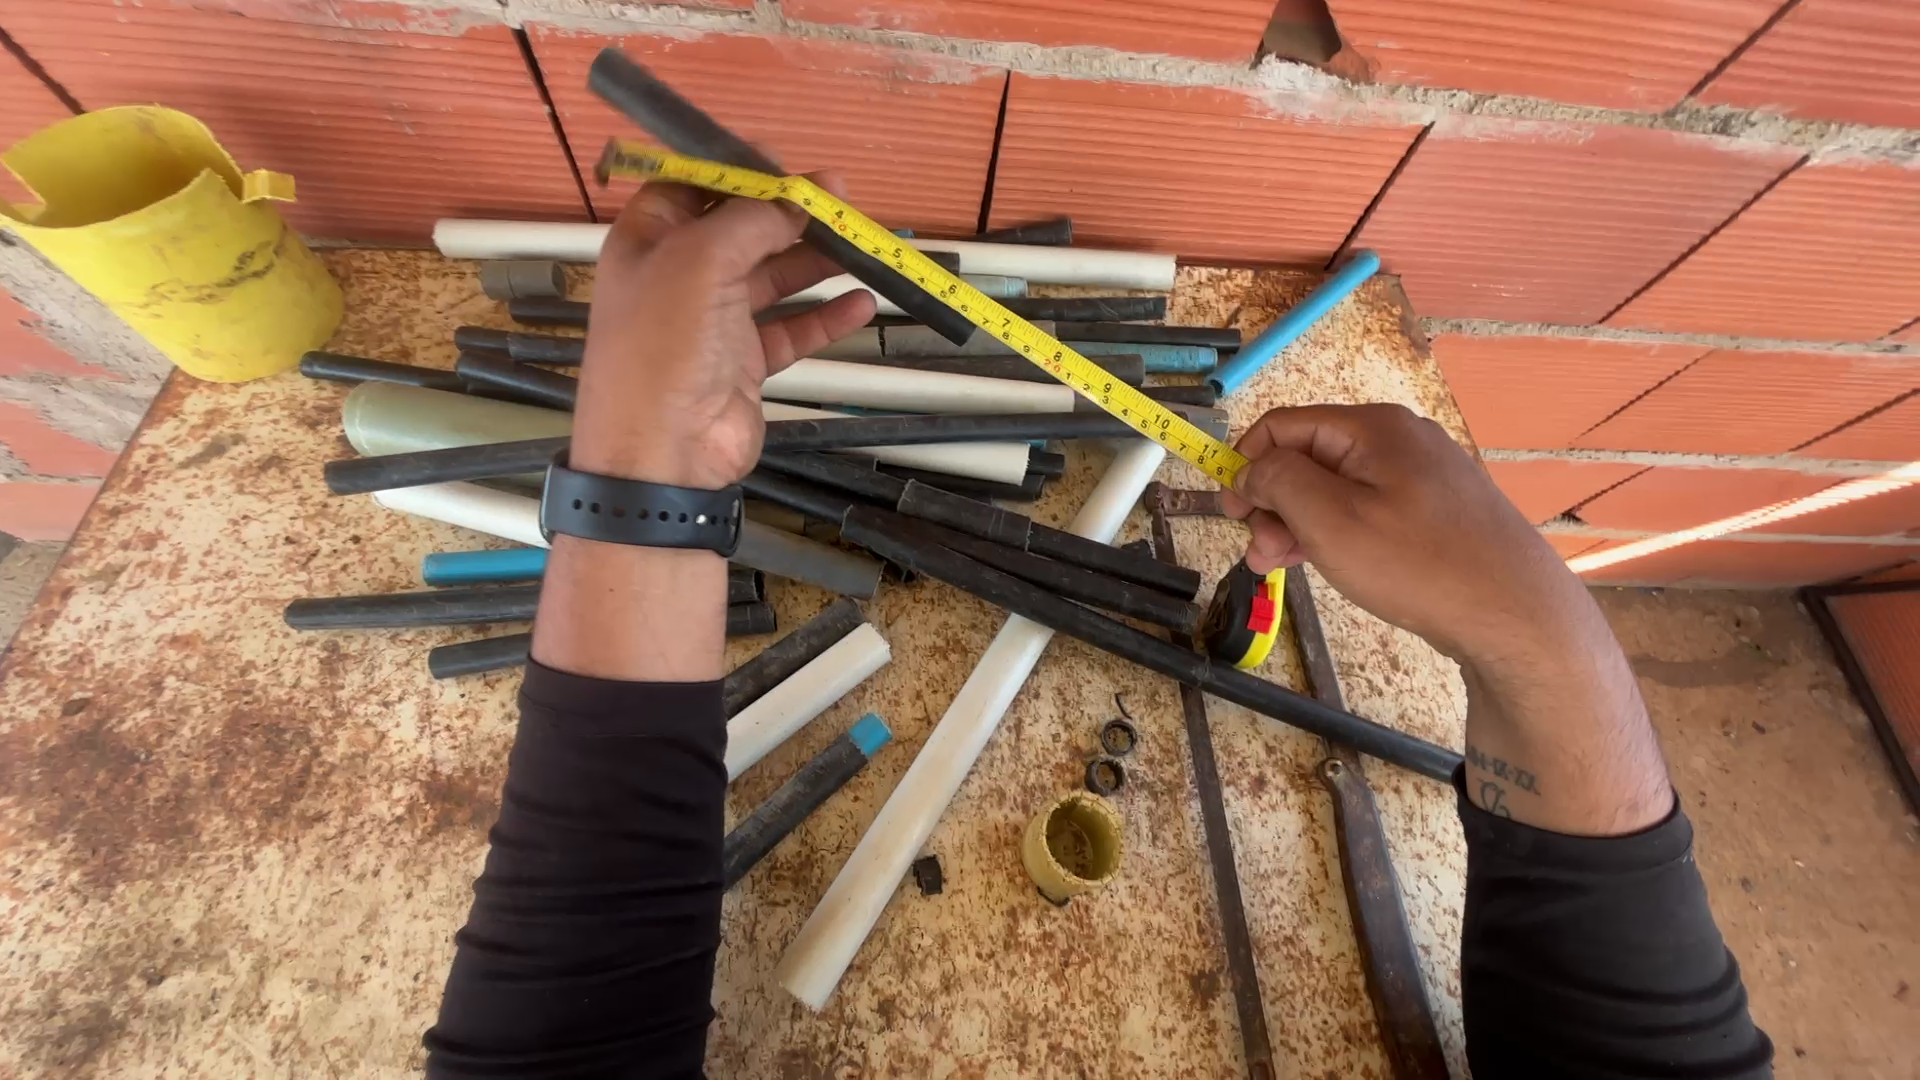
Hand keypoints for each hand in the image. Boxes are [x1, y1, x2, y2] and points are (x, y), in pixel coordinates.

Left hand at [569, 174, 875, 489]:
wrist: (666, 450)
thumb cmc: (667, 345)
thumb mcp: (701, 262)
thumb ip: (750, 222)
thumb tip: (795, 198)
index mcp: (652, 242)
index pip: (694, 189)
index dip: (737, 171)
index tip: (786, 161)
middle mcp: (682, 278)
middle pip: (743, 233)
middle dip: (790, 215)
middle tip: (841, 200)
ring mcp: (716, 323)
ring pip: (773, 281)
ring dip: (815, 264)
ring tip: (861, 246)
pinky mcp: (746, 364)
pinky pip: (791, 331)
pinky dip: (825, 318)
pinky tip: (860, 304)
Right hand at [1218, 403, 1589, 667]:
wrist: (1516, 617)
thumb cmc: (1416, 564)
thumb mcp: (1329, 519)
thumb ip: (1278, 480)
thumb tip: (1250, 468)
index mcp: (1372, 428)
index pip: (1281, 426)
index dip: (1244, 463)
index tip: (1230, 510)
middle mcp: (1396, 440)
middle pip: (1306, 458)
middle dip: (1271, 502)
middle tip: (1258, 552)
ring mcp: (1416, 475)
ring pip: (1330, 488)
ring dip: (1294, 523)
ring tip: (1277, 566)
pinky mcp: (1428, 509)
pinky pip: (1360, 508)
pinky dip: (1329, 531)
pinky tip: (1316, 561)